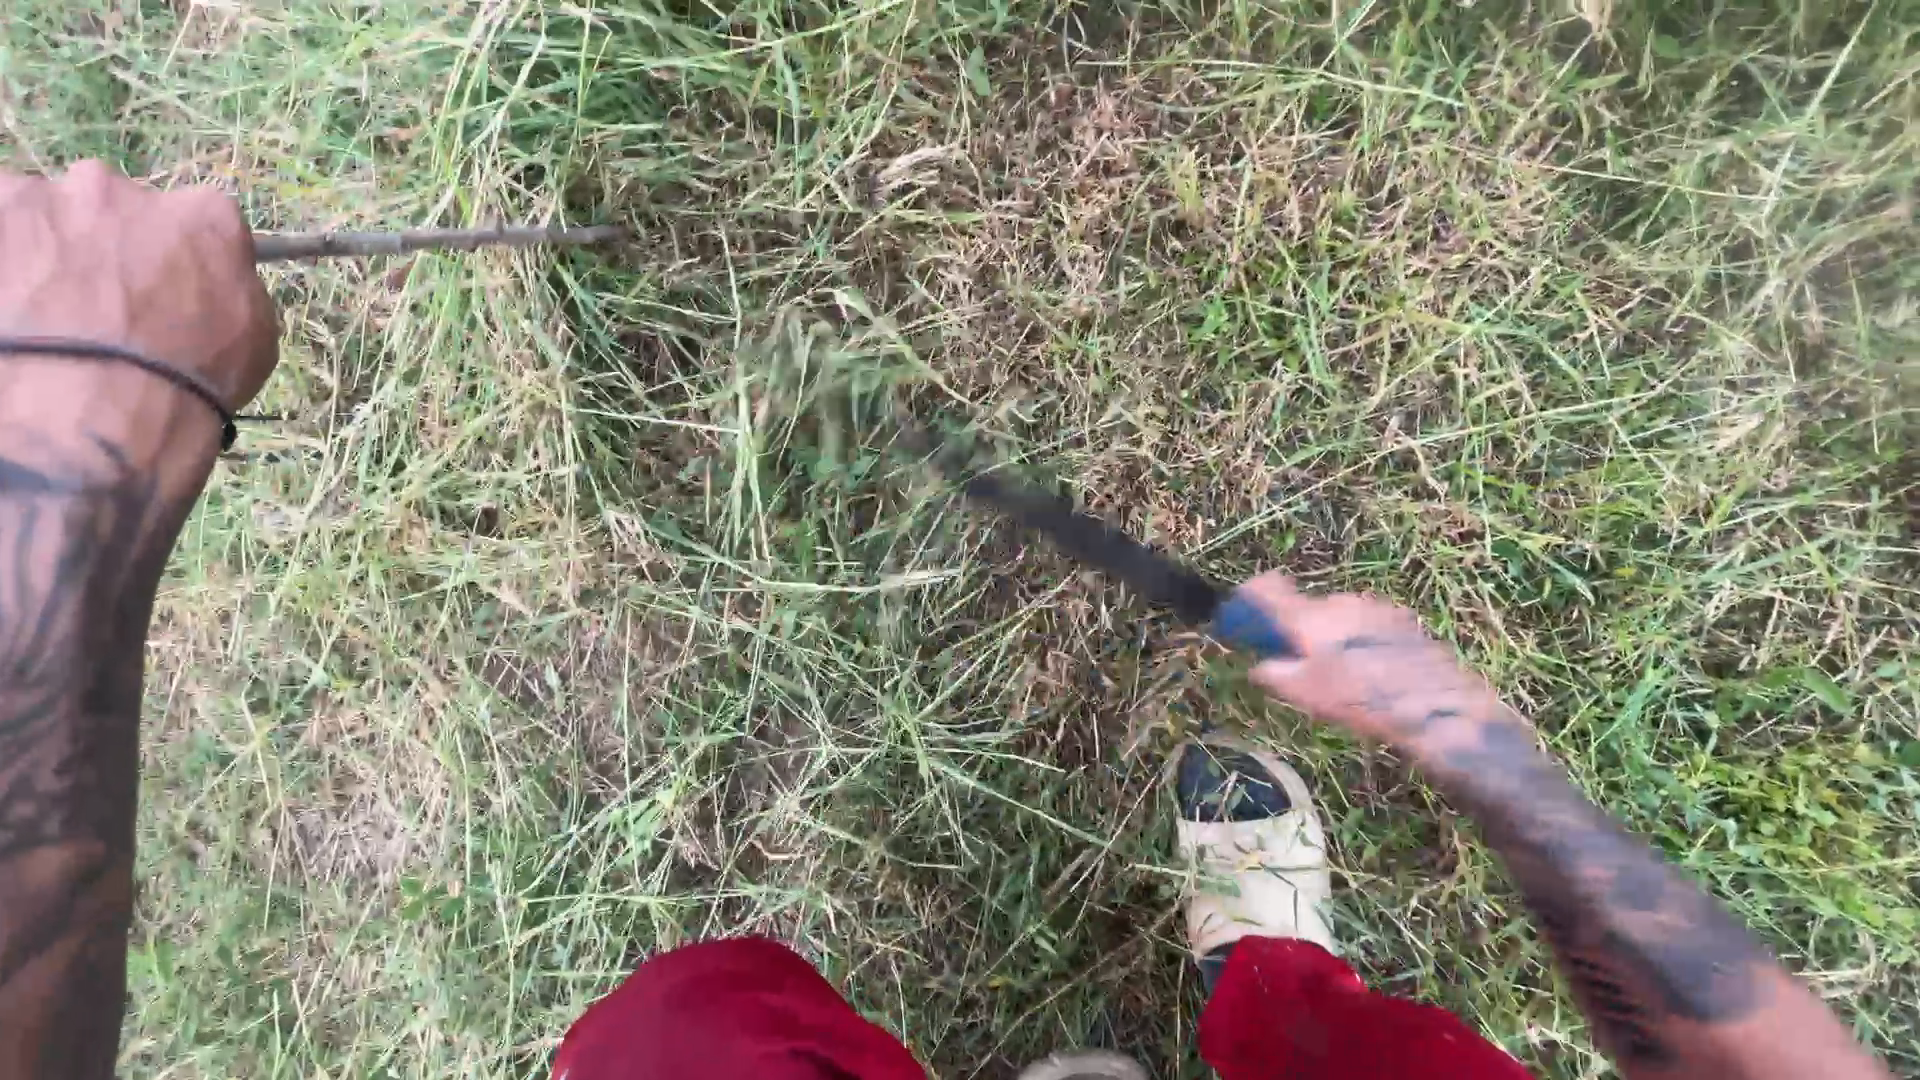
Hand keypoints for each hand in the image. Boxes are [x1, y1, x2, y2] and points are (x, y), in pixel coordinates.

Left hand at [0, 160, 277, 408]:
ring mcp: (37, 196)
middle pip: (118, 205)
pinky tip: (22, 301)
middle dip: (117, 240)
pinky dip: (8, 257)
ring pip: (49, 213)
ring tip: (58, 303)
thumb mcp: (255, 334)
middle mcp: (121, 189)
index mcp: (203, 215)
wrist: (97, 394)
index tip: (187, 280)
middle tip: (116, 294)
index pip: (205, 215)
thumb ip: (232, 286)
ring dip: (55, 245)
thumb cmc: (195, 370)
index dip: (194, 251)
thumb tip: (211, 279)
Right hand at [1232, 573, 1522, 754]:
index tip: (1244, 609)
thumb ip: (1274, 674)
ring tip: (1339, 670)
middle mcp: (1340, 603)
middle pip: (1306, 606)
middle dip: (1297, 627)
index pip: (1270, 590)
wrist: (1438, 710)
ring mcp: (1375, 608)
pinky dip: (1358, 638)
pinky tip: (1369, 668)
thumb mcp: (1306, 696)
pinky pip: (1366, 623)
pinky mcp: (1402, 620)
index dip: (1253, 596)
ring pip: (1338, 615)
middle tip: (1298, 658)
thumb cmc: (1363, 703)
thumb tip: (1258, 665)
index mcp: (1311, 618)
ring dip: (1330, 633)